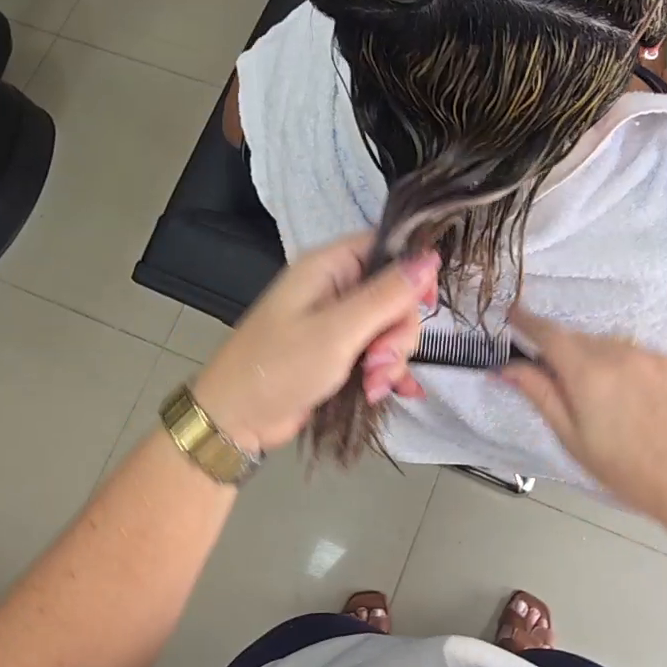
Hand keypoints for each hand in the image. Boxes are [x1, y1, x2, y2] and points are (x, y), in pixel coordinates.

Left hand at [192, 233, 437, 455]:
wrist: (236, 419)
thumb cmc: (279, 368)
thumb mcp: (337, 331)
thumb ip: (385, 296)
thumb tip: (430, 257)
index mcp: (328, 267)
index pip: (387, 247)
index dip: (413, 271)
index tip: (424, 305)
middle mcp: (334, 288)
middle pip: (394, 295)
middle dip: (397, 334)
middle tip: (380, 364)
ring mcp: (336, 323)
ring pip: (389, 329)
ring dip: (390, 360)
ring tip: (374, 388)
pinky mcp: (338, 354)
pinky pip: (376, 353)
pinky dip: (386, 372)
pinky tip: (393, 392)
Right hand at [500, 307, 666, 521]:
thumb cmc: (625, 471)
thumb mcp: (572, 438)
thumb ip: (539, 394)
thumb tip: (505, 367)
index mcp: (589, 374)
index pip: (549, 334)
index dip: (528, 321)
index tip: (513, 313)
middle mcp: (622, 353)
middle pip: (582, 340)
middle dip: (568, 353)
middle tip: (568, 384)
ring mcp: (656, 355)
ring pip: (615, 346)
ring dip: (603, 361)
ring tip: (614, 399)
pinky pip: (646, 354)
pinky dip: (636, 368)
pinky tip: (644, 399)